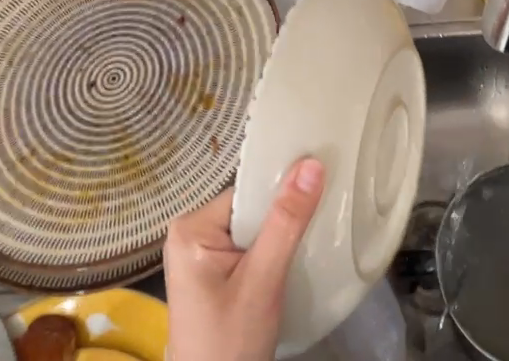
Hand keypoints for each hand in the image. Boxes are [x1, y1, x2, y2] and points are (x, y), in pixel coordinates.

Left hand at [165, 158, 324, 360]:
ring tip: (304, 247)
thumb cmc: (231, 343)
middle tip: (315, 228)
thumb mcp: (262, 282)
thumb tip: (311, 164)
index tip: (319, 194)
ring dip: (278, 237)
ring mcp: (198, 255)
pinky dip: (269, 253)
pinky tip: (286, 265)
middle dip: (281, 219)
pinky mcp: (210, 274)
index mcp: (191, 226)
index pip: (248, 191)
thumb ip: (286, 223)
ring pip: (252, 228)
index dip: (282, 195)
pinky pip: (247, 247)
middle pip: (250, 208)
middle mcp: (189, 232)